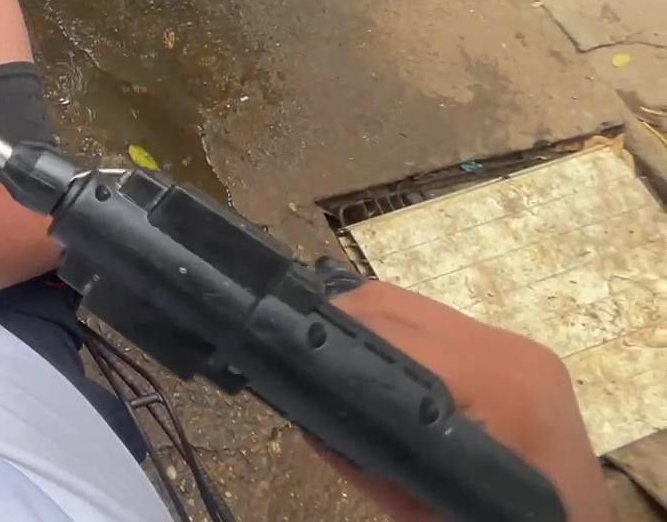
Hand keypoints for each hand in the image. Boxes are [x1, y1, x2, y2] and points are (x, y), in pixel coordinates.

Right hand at [322, 279, 609, 521]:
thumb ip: (359, 458)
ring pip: (398, 299)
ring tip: (335, 355)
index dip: (325, 334)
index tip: (285, 352)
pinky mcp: (510, 346)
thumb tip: (297, 403)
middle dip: (332, 322)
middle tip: (300, 354)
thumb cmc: (497, 519)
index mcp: (496, 383)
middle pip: (384, 302)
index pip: (382, 328)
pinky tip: (378, 358)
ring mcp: (513, 344)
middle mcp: (507, 349)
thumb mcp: (419, 503)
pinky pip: (426, 316)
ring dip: (359, 322)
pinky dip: (389, 329)